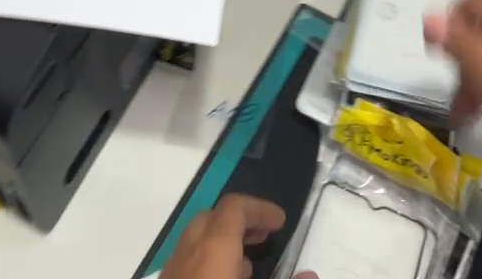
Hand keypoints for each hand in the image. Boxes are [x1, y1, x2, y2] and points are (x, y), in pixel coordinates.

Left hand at [160, 194, 290, 278]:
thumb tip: (309, 273)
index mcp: (213, 250)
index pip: (233, 208)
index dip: (259, 208)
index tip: (280, 221)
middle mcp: (188, 252)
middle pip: (211, 218)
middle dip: (239, 221)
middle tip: (264, 235)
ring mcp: (172, 270)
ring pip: (196, 240)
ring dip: (223, 241)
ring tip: (248, 262)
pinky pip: (187, 262)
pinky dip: (207, 260)